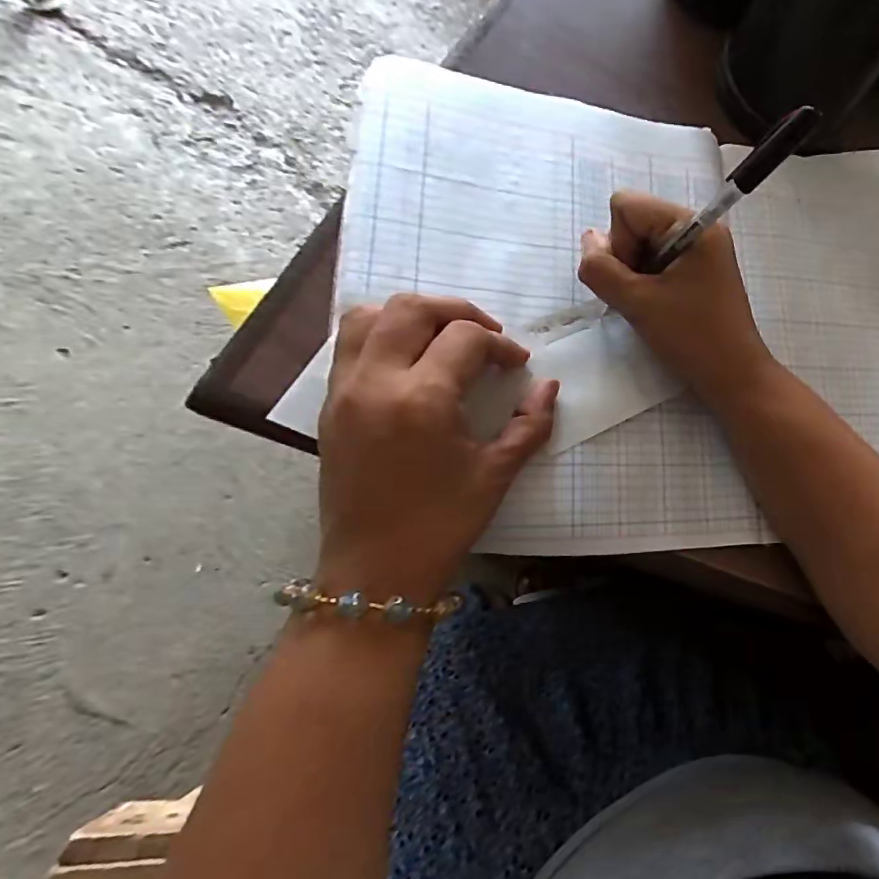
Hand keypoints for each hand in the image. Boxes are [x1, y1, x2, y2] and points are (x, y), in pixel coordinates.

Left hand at [316, 294, 558, 602]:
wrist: (375, 569)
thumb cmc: (441, 525)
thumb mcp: (495, 474)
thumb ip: (528, 424)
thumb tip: (548, 386)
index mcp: (422, 399)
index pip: (465, 339)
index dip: (500, 344)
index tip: (517, 364)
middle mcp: (376, 381)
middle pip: (413, 308)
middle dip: (458, 312)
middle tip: (487, 335)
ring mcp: (345, 390)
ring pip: (370, 316)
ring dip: (412, 314)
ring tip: (442, 338)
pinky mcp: (330, 404)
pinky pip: (349, 344)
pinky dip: (381, 333)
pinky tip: (409, 360)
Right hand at [578, 190, 775, 401]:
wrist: (734, 377)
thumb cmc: (691, 337)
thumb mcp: (637, 302)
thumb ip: (601, 269)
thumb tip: (589, 239)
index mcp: (693, 224)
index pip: (626, 207)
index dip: (618, 243)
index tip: (636, 281)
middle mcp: (699, 229)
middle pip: (634, 223)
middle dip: (627, 260)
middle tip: (643, 298)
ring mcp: (700, 251)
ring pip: (643, 246)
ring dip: (635, 276)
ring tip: (651, 307)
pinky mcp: (699, 273)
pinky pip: (658, 263)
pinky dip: (648, 284)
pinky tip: (658, 309)